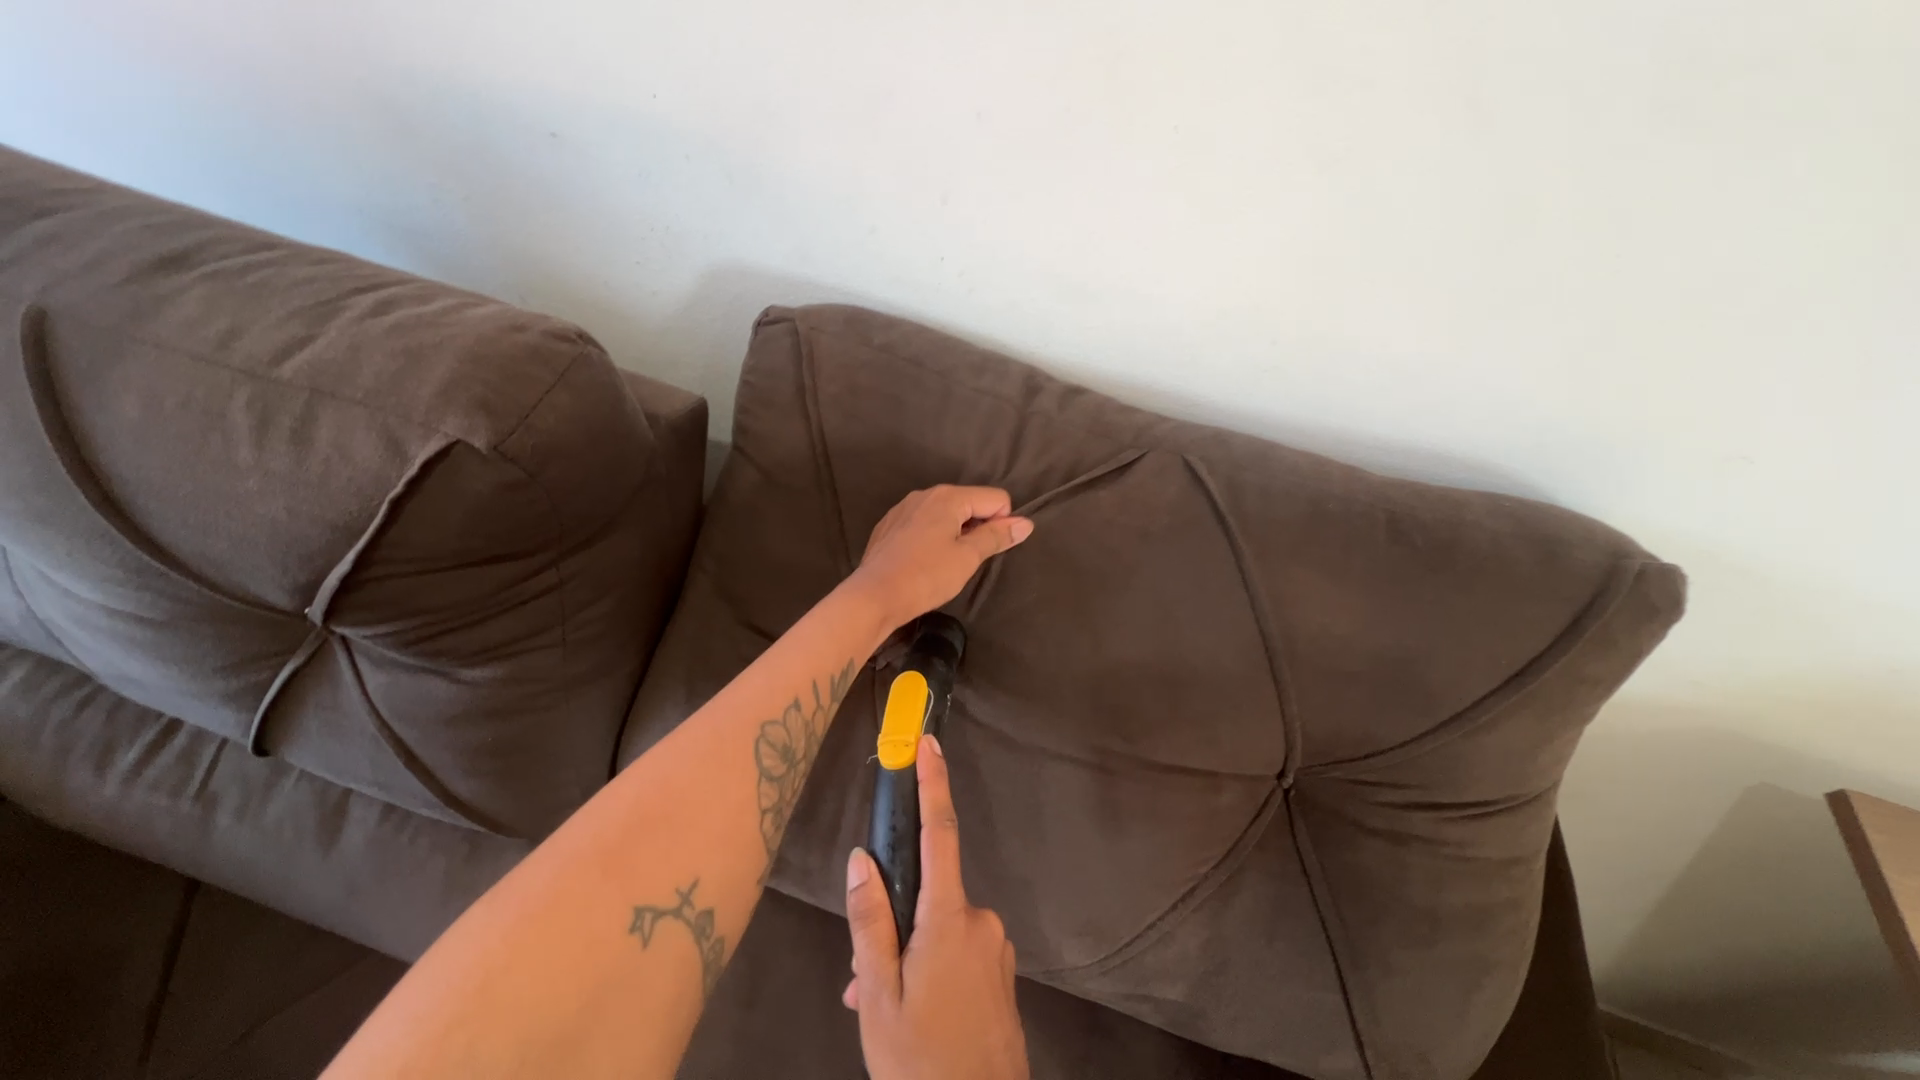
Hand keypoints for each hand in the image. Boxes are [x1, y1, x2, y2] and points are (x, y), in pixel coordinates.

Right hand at [843, 735, 1029, 1079]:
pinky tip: (913, 1016)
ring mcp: (996, 950)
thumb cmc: (921, 1058)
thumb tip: (862, 858)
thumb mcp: (880, 994)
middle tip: (860, 980)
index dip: (934, 783)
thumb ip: (870, 922)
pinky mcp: (1001, 975)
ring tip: (881, 1009)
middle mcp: (981, 922)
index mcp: (950, 919)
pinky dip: (929, 970)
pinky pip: (957, 954)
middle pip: (928, 897)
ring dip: (907, 956)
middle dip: (892, 923)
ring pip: (938, 931)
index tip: (928, 742)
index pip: (939, 834)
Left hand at [849, 486, 1033, 631]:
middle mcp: (926, 494)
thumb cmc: (926, 576)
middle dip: (978, 527)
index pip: (996, 499)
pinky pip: (924, 523)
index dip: (1001, 525)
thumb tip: (1026, 524)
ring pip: (946, 513)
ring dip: (955, 533)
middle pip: (970, 502)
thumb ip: (996, 536)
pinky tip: (923, 562)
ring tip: (944, 563)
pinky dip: (932, 537)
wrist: (873, 595)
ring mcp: (904, 508)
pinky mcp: (889, 525)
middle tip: (967, 560)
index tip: (986, 551)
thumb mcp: (967, 557)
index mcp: (949, 496)